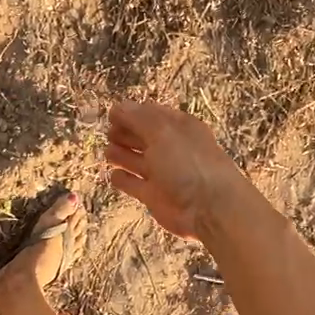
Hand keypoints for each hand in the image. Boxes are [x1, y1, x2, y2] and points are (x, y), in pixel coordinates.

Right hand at [104, 102, 270, 241]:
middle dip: (125, 133)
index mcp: (178, 128)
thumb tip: (117, 106)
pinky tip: (112, 174)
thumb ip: (138, 119)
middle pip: (143, 137)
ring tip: (107, 151)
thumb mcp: (163, 133)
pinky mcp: (154, 196)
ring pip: (137, 160)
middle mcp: (170, 149)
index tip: (111, 114)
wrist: (208, 207)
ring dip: (122, 154)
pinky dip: (124, 180)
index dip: (132, 113)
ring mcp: (162, 174)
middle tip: (108, 132)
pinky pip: (135, 185)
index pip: (152, 115)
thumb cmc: (188, 163)